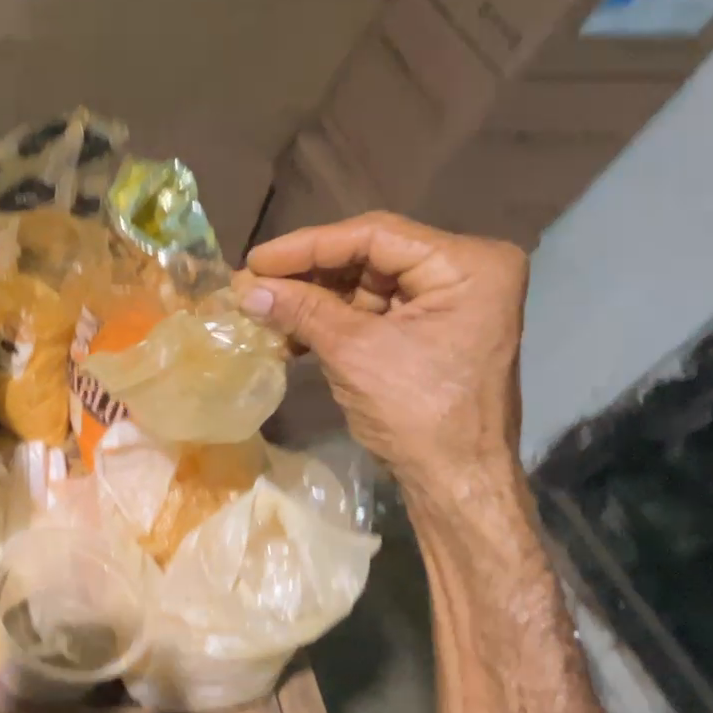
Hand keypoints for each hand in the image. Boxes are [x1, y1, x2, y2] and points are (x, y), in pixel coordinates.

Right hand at [240, 212, 529, 497]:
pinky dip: (327, 321)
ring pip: (363, 284)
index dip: (308, 246)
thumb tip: (246, 289)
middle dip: (306, 273)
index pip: (375, 235)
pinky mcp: (426, 330)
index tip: (256, 260)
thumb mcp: (354, 353)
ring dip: (310, 299)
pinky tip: (286, 332)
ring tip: (260, 308)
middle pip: (369, 256)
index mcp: (466, 264)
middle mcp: (463, 272)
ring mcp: (446, 303)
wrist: (455, 477)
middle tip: (251, 283)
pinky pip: (369, 312)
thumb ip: (302, 311)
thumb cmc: (417, 412)